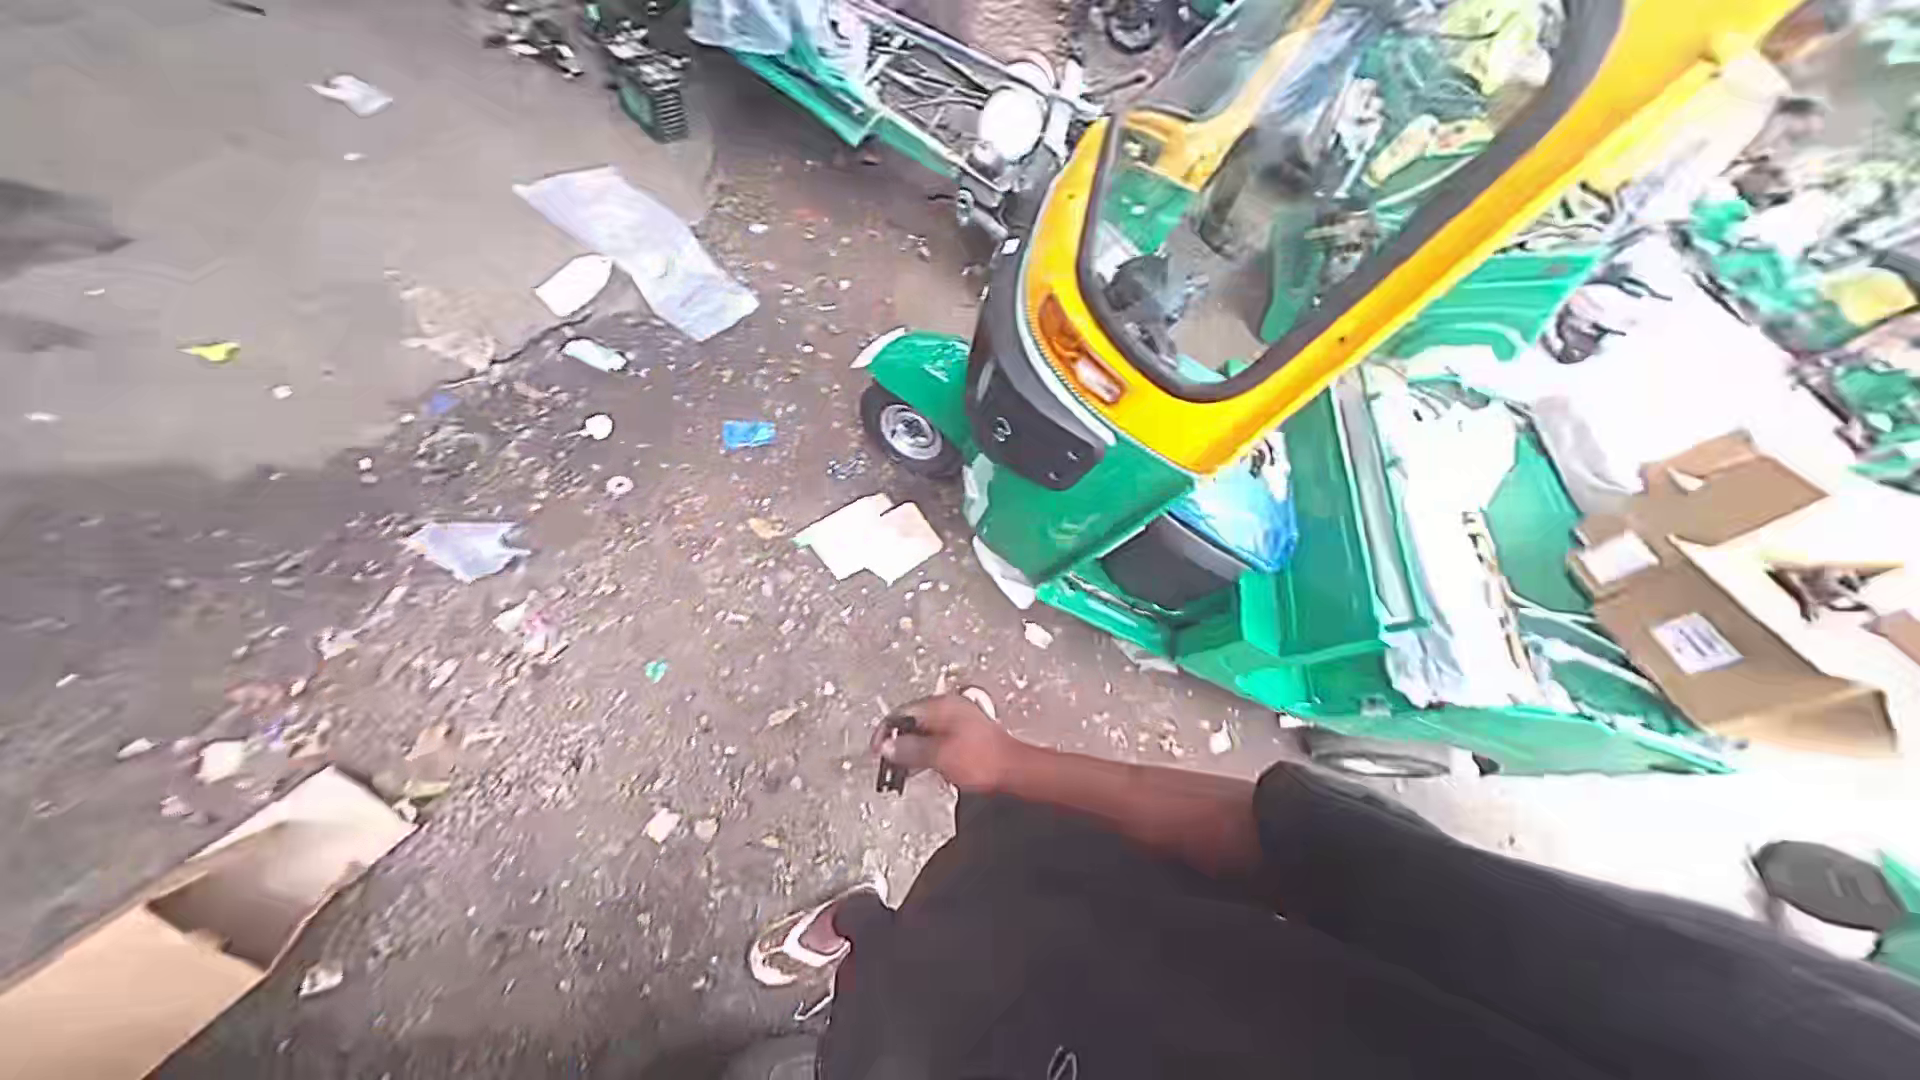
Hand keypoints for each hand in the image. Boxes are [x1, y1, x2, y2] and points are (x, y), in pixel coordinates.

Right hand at [872, 692, 1027, 793]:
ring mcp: (958, 721)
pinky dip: (924, 752)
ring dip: (910, 748)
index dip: (886, 730)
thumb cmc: (982, 760)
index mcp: (942, 706)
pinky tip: (920, 767)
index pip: (903, 711)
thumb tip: (887, 746)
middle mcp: (949, 708)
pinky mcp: (964, 735)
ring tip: (900, 768)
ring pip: (923, 731)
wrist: (1013, 771)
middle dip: (897, 739)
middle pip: (913, 719)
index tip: (877, 750)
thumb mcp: (939, 755)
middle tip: (886, 761)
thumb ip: (910, 749)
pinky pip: (935, 739)